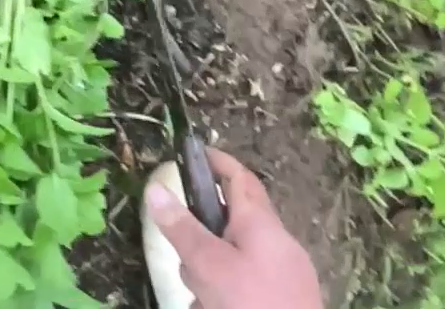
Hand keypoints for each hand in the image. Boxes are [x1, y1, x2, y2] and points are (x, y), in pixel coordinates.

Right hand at [144, 149, 323, 308]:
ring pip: (236, 255)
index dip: (216, 161)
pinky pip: (248, 281)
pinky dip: (225, 288)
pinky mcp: (288, 303)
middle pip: (233, 220)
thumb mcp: (206, 264)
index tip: (191, 152)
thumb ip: (180, 226)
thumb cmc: (251, 305)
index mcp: (263, 225)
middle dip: (201, 230)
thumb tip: (156, 188)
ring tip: (197, 289)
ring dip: (210, 266)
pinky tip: (212, 306)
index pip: (240, 178)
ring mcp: (288, 277)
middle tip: (179, 246)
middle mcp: (280, 245)